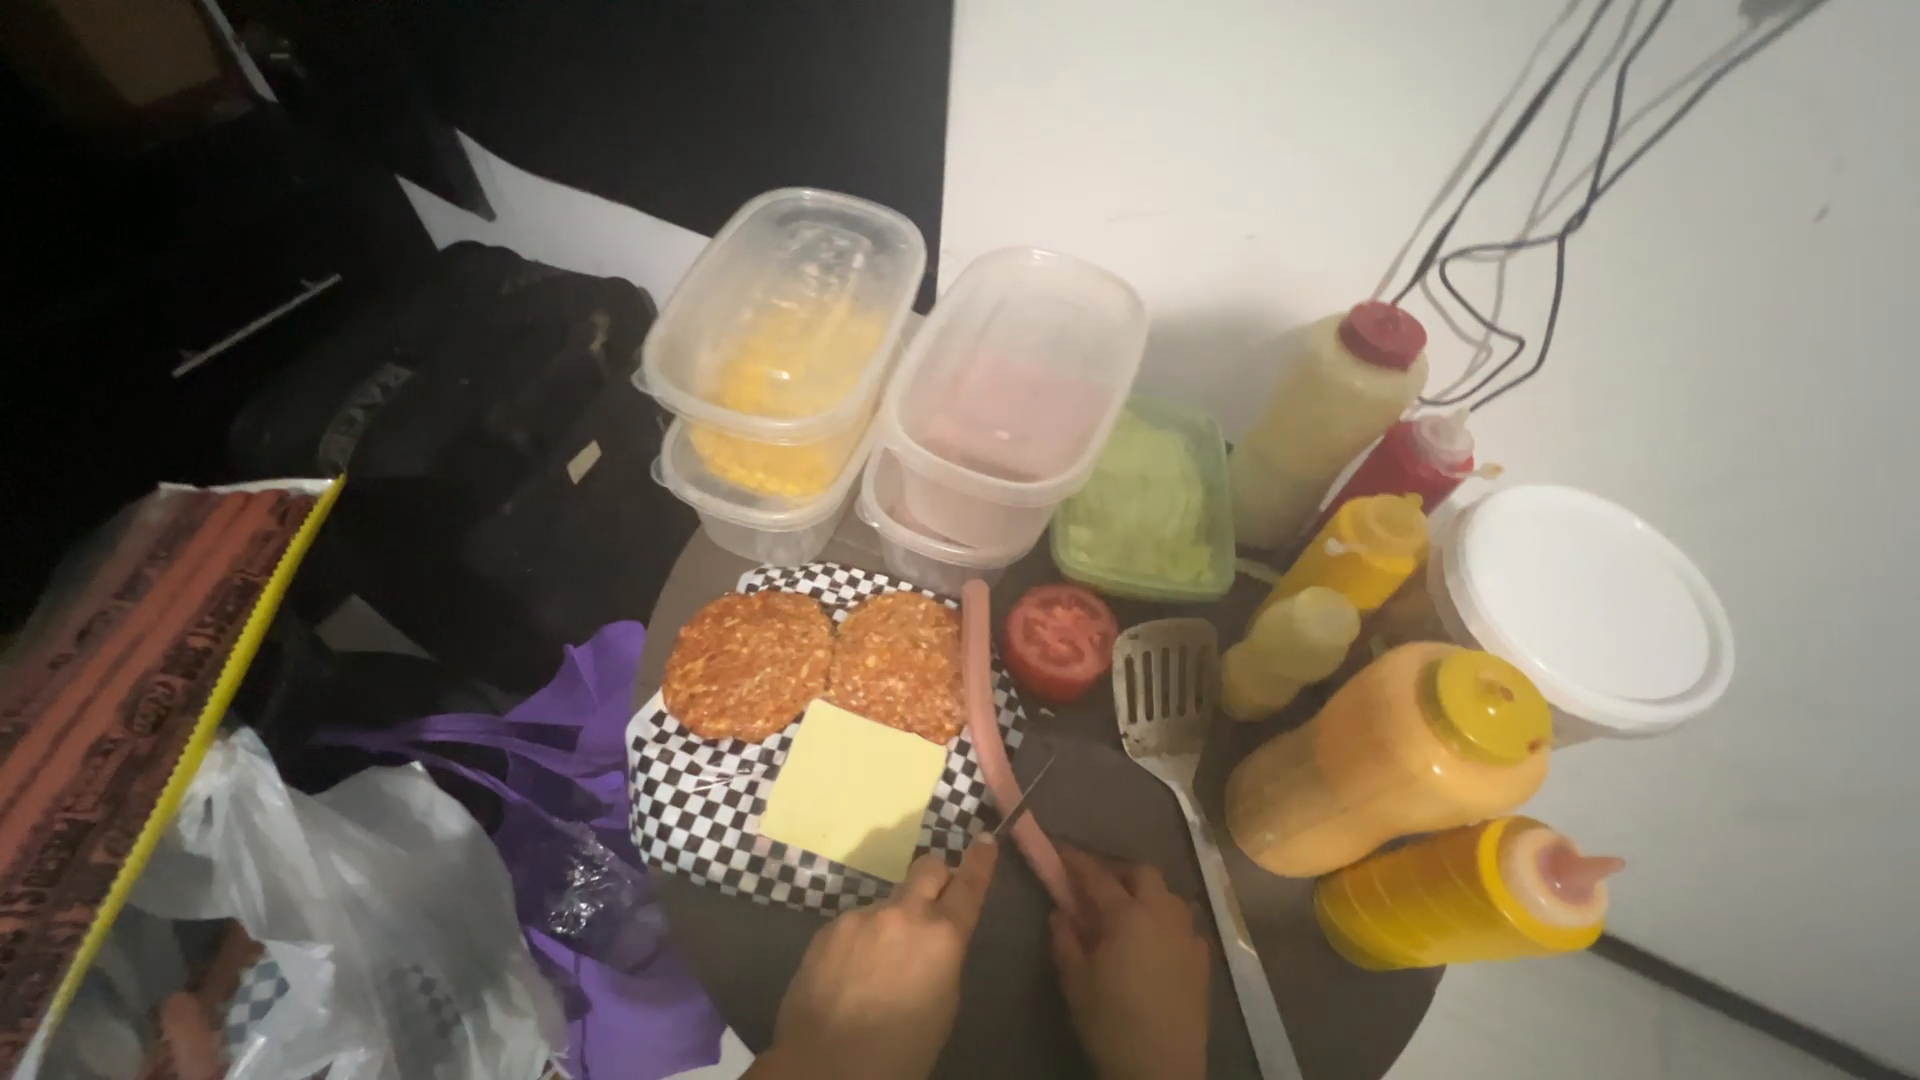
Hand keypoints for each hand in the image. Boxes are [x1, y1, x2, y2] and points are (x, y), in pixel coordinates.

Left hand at [751, 837, 999, 1079]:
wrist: (823, 1069)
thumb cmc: (899, 1053)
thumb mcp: (943, 1007)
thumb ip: (942, 958)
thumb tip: (933, 940)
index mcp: (941, 937)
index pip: (968, 885)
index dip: (980, 860)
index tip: (984, 839)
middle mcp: (903, 914)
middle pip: (927, 868)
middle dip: (936, 877)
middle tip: (933, 902)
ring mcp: (862, 916)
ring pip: (888, 902)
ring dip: (892, 922)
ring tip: (878, 966)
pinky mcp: (829, 927)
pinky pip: (856, 923)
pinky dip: (861, 940)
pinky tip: (850, 975)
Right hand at [1052, 848, 1210, 1079]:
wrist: (1161, 1070)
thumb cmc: (1110, 1022)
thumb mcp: (1074, 980)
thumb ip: (1065, 937)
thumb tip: (1062, 910)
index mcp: (1127, 915)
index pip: (1096, 875)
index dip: (1075, 860)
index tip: (1059, 849)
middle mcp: (1162, 914)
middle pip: (1142, 873)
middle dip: (1118, 872)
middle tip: (1096, 888)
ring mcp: (1187, 936)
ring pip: (1168, 894)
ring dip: (1146, 893)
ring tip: (1127, 913)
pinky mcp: (1202, 960)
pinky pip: (1184, 923)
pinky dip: (1166, 920)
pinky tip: (1154, 941)